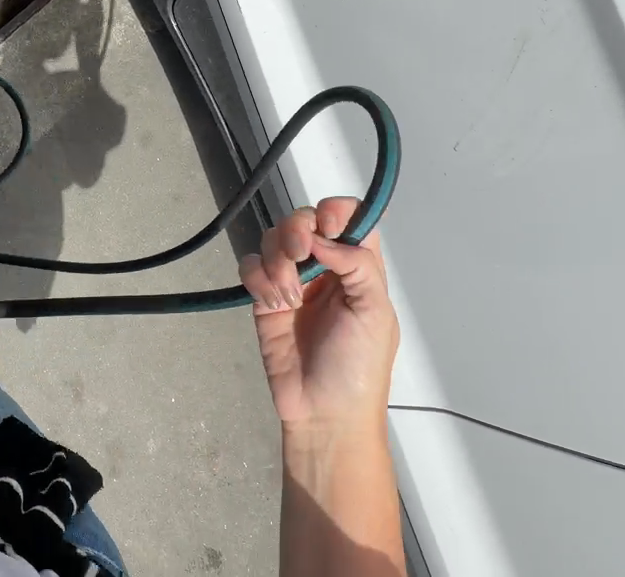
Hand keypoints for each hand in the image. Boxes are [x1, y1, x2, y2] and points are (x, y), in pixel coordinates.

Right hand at [238, 197, 398, 434]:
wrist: (322, 411)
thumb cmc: (359, 366)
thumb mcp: (375, 314)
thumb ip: (356, 266)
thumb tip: (320, 236)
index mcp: (359, 267)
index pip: (350, 219)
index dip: (336, 212)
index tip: (326, 226)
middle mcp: (324, 267)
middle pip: (303, 220)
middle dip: (296, 230)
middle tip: (298, 253)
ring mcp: (291, 280)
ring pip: (271, 240)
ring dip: (276, 262)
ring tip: (287, 298)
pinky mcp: (263, 296)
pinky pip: (249, 265)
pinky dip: (257, 279)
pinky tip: (273, 305)